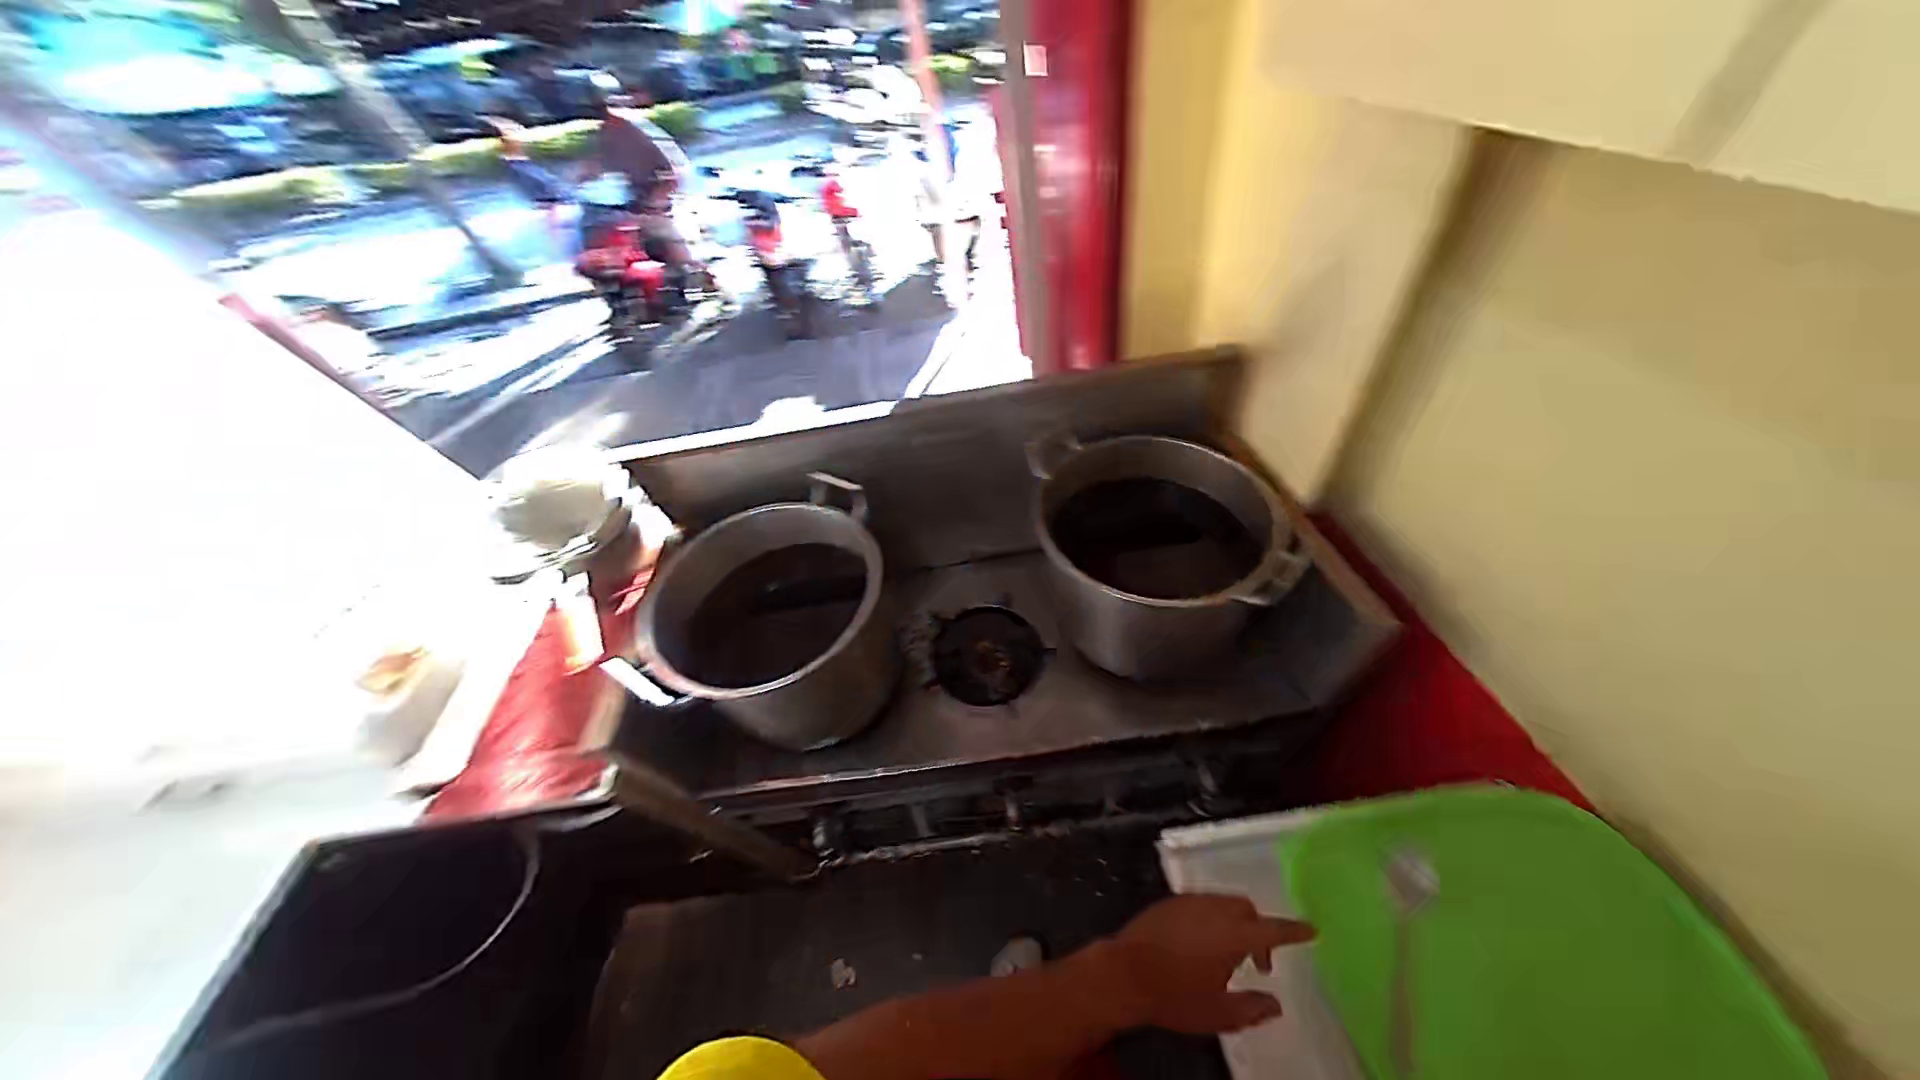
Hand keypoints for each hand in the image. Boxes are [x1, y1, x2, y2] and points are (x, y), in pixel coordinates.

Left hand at [1104, 894, 1315, 1033]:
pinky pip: (1201, 903)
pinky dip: (1212, 918)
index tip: (1311, 929)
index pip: (1272, 929)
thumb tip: (1275, 1004)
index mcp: (1231, 934)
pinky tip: (1203, 943)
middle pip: (1246, 909)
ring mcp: (1188, 902)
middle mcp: (1212, 909)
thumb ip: (1252, 1008)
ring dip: (1234, 922)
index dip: (1293, 930)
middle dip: (1259, 930)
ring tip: (1229, 955)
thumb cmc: (1175, 996)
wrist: (1125, 972)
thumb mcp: (1219, 1013)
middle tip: (1259, 962)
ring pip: (1222, 903)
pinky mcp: (1169, 902)